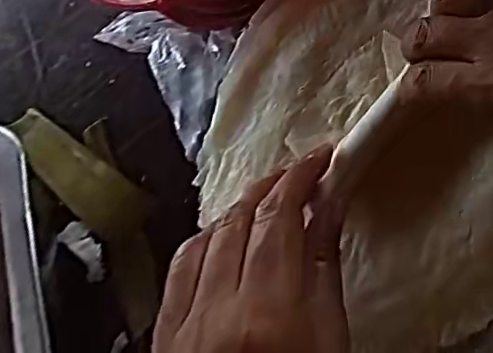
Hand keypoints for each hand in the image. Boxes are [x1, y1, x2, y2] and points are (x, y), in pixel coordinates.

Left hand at [155, 149, 347, 352]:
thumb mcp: (329, 338)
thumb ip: (324, 265)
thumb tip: (329, 204)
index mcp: (268, 314)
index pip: (281, 215)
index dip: (301, 176)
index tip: (320, 158)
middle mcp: (218, 315)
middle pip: (243, 218)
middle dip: (274, 184)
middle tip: (300, 173)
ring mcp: (184, 330)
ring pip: (207, 236)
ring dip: (240, 208)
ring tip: (267, 199)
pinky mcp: (163, 343)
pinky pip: (179, 270)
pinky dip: (205, 240)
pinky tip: (225, 235)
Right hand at [402, 0, 492, 141]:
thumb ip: (481, 105)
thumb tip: (455, 89)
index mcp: (490, 83)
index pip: (425, 80)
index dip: (410, 88)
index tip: (413, 92)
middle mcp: (490, 38)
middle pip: (427, 31)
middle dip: (415, 46)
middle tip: (423, 54)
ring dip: (442, 12)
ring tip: (450, 23)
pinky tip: (483, 0)